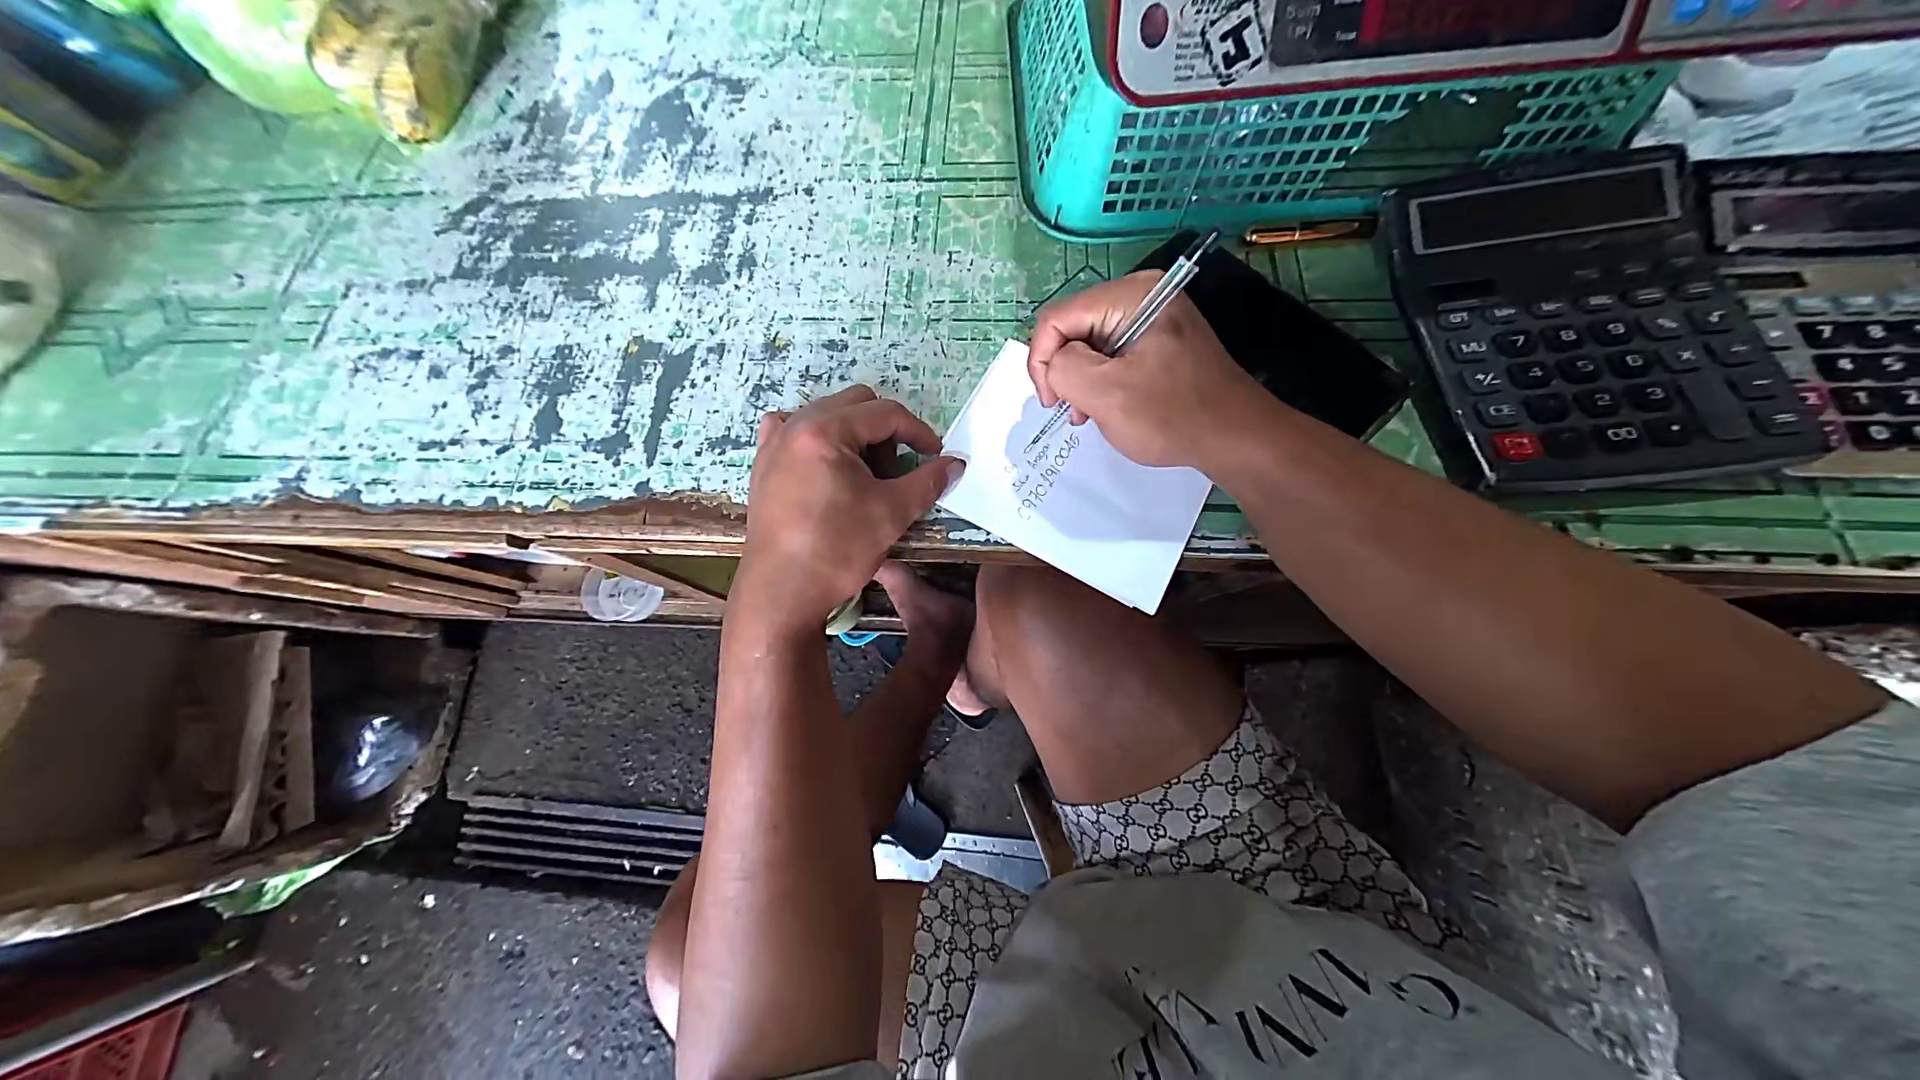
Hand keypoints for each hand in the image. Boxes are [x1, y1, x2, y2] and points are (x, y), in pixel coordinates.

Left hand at [737, 385, 963, 628]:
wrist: (781, 592)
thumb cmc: (836, 550)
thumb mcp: (892, 513)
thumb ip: (927, 480)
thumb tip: (954, 463)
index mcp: (824, 430)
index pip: (885, 413)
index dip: (919, 432)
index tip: (936, 457)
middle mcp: (794, 425)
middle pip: (856, 405)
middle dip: (886, 432)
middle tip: (895, 473)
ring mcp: (774, 443)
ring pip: (827, 416)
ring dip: (855, 436)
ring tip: (865, 478)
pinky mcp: (764, 464)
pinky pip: (795, 432)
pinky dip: (820, 441)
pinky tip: (828, 469)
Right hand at [1028, 271, 1272, 470]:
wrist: (1235, 437)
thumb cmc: (1173, 416)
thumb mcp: (1106, 394)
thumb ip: (1063, 368)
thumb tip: (1055, 362)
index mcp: (1130, 295)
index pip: (1056, 318)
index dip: (1042, 361)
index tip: (1052, 402)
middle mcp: (1140, 296)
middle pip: (1072, 328)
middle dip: (1064, 371)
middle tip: (1072, 410)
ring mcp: (1151, 317)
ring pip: (1088, 344)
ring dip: (1080, 381)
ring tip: (1088, 414)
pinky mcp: (1158, 341)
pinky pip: (1111, 355)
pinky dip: (1100, 382)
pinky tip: (1106, 407)